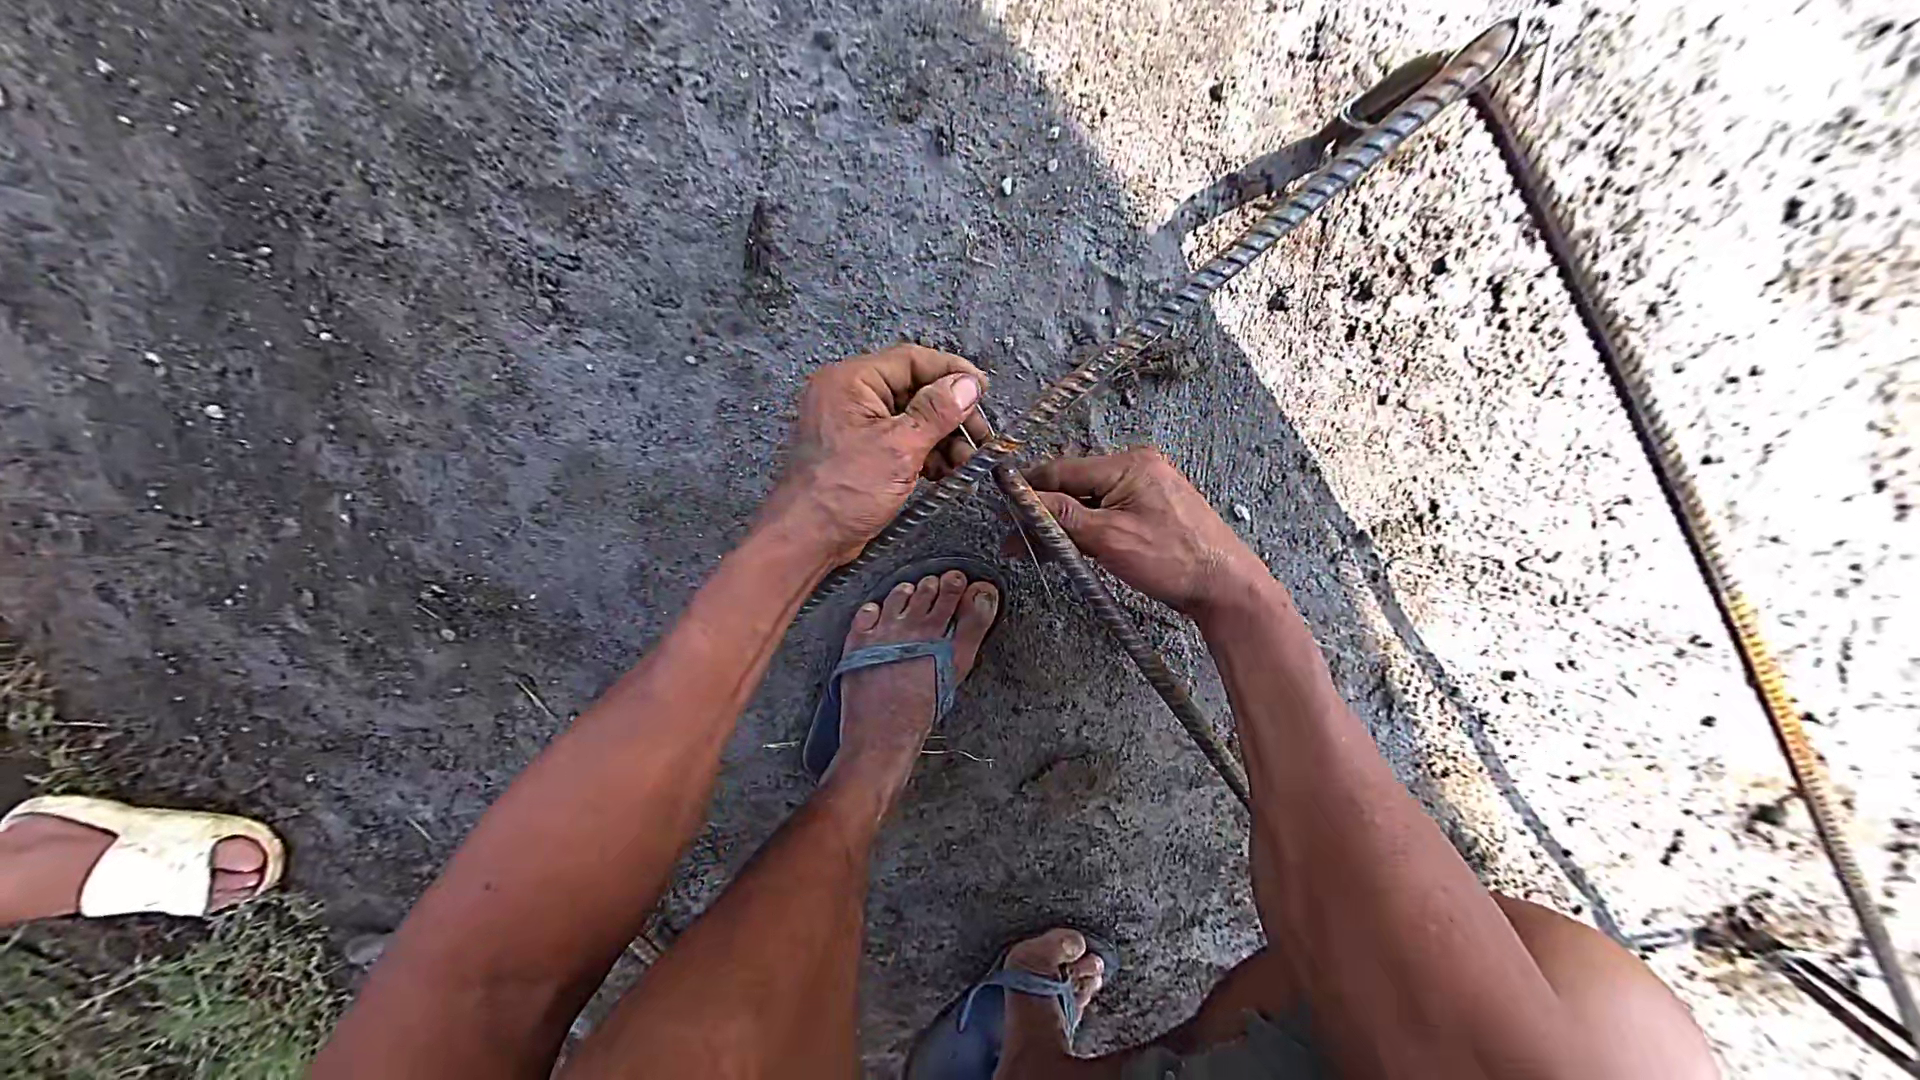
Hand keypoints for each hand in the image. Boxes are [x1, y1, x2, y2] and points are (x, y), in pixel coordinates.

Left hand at [764, 344, 988, 563]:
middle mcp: (851, 397)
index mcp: (851, 382)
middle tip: (979, 435)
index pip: (912, 360)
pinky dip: (927, 454)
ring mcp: (856, 425)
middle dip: (951, 415)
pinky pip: (902, 441)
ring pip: (913, 419)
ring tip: (966, 461)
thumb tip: (966, 385)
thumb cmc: (839, 493)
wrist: (808, 538)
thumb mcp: (899, 447)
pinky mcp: (862, 451)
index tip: (980, 390)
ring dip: (944, 439)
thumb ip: (936, 412)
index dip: (951, 373)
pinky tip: (946, 471)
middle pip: (916, 390)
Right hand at [1024, 448, 1268, 616]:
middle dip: (1043, 512)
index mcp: (1129, 464)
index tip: (1005, 507)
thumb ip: (1062, 516)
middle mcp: (1138, 469)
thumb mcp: (1110, 538)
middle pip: (1073, 485)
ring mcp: (1145, 490)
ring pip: (1088, 501)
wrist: (1226, 588)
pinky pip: (1106, 513)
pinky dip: (1085, 529)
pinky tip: (1069, 547)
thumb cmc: (1179, 561)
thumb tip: (1026, 501)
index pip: (1062, 470)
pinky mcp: (1149, 511)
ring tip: (1039, 548)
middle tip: (1017, 538)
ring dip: (1062, 524)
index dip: (1029, 491)